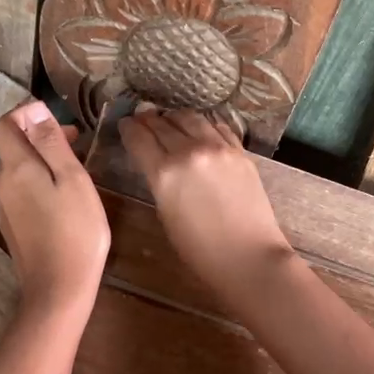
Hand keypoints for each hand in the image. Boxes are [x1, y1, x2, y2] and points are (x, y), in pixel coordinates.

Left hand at [0, 101, 109, 318]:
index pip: (3, 125)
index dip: (24, 114)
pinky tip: (65, 196)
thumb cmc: (75, 231)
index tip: (55, 117)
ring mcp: (6, 209)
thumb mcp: (72, 179)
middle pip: (11, 147)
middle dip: (38, 136)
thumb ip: (52, 143)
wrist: (58, 290)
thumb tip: (34, 110)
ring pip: (18, 171)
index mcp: (15, 169)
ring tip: (75, 165)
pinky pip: (22, 192)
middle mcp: (2, 185)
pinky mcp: (14, 227)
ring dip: (42, 159)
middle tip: (75, 139)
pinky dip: (40, 181)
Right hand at [118, 109, 295, 292]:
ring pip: (190, 118)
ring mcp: (218, 148)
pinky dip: (203, 124)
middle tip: (142, 118)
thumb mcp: (166, 215)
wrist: (249, 256)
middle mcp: (189, 152)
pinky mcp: (239, 152)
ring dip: (175, 117)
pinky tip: (199, 129)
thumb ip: (159, 182)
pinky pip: (217, 127)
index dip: (128, 128)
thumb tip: (156, 163)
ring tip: (169, 119)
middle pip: (162, 124)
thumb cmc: (199, 250)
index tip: (125, 125)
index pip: (139, 138)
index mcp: (164, 173)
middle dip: (148, 120)